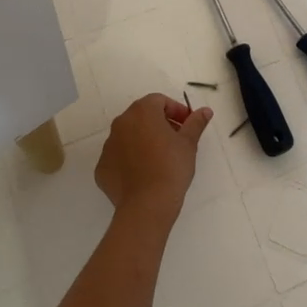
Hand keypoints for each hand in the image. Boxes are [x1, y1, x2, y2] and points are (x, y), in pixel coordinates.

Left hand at [95, 93, 212, 220]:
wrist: (147, 205)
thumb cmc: (171, 167)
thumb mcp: (188, 143)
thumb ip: (195, 123)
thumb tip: (205, 111)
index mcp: (142, 111)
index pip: (159, 101)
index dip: (176, 111)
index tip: (187, 126)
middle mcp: (121, 123)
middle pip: (142, 116)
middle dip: (160, 124)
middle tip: (176, 141)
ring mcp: (108, 146)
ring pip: (128, 137)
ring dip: (143, 141)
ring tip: (160, 160)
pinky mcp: (102, 168)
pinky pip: (118, 158)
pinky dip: (130, 161)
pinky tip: (144, 175)